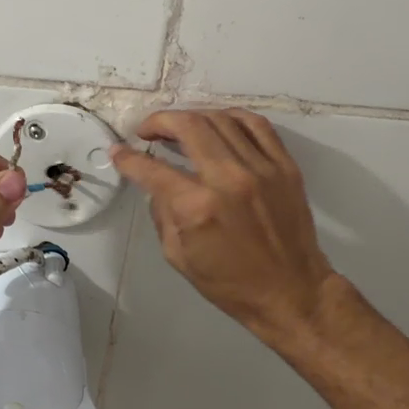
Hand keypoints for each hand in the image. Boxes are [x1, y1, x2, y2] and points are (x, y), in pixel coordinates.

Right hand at [111, 109, 337, 342]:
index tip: (118, 152)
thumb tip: (156, 184)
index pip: (153, 169)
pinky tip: (217, 124)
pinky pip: (256, 125)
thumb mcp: (178, 256)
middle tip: (147, 131)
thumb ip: (163, 213)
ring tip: (179, 127)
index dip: (128, 158)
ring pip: (220, 119)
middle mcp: (229, 178)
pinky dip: (231, 118)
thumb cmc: (229, 283)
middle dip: (159, 122)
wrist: (290, 291)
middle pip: (188, 127)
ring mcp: (261, 168)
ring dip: (192, 117)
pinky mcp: (285, 166)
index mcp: (198, 207)